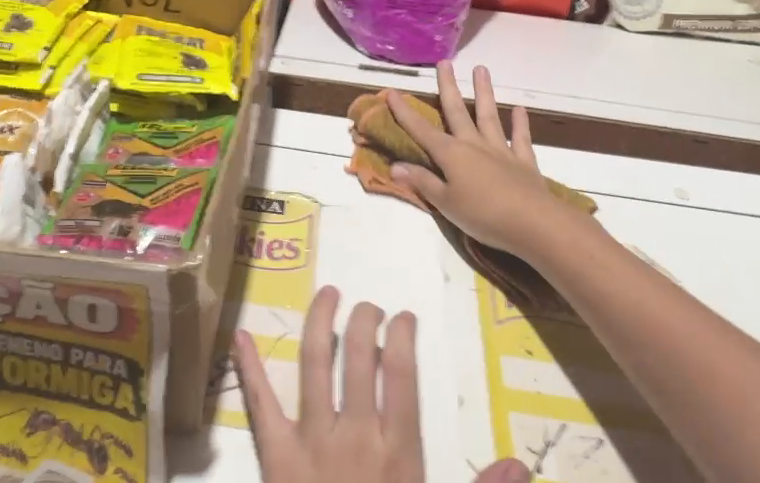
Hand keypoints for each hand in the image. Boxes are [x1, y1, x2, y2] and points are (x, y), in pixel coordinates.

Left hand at [234, 285, 531, 482]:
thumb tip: (519, 464)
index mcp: (397, 451)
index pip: (403, 374)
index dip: (403, 337)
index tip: (404, 316)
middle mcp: (355, 434)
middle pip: (360, 357)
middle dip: (365, 321)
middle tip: (368, 305)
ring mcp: (311, 440)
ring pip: (315, 364)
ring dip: (320, 323)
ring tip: (327, 294)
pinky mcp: (275, 454)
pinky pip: (260, 403)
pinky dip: (249, 367)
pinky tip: (240, 336)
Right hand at [385, 63, 566, 259]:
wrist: (533, 223)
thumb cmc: (483, 215)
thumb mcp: (445, 203)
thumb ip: (422, 181)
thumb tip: (394, 165)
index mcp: (451, 154)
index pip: (421, 130)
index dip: (404, 112)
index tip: (392, 92)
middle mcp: (474, 144)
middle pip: (457, 111)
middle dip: (448, 87)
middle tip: (444, 63)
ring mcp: (500, 150)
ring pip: (489, 116)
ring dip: (484, 92)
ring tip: (481, 69)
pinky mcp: (523, 161)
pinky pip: (520, 138)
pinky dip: (520, 123)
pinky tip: (519, 109)